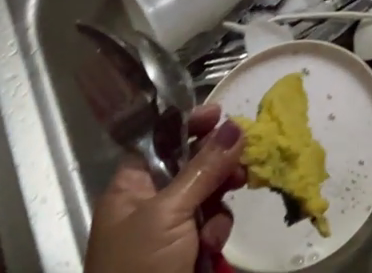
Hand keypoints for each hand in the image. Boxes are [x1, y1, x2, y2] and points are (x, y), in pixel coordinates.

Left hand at [85, 107, 246, 272]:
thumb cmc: (139, 269)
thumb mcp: (169, 214)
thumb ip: (204, 168)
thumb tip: (235, 125)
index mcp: (130, 188)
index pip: (159, 140)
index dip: (186, 124)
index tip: (219, 114)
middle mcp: (149, 203)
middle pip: (189, 165)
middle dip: (216, 163)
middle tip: (241, 160)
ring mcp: (169, 231)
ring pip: (206, 195)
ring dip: (219, 201)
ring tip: (223, 212)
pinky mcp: (187, 254)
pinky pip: (211, 226)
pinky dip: (217, 231)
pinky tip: (213, 246)